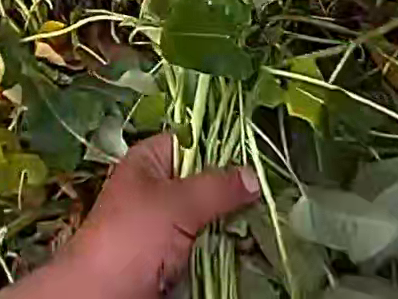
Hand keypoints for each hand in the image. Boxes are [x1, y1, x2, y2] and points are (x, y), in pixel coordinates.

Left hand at [10, 134, 258, 298]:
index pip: (191, 140)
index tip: (255, 155)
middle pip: (201, 179)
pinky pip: (203, 244)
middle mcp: (156, 187)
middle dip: (230, 188)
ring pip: (205, 215)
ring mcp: (163, 224)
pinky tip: (246, 245)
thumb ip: (216, 187)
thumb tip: (254, 175)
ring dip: (229, 221)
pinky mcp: (170, 257)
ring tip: (262, 218)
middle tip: (265, 192)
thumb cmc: (132, 236)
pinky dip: (221, 247)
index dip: (220, 145)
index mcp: (150, 160)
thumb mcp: (177, 204)